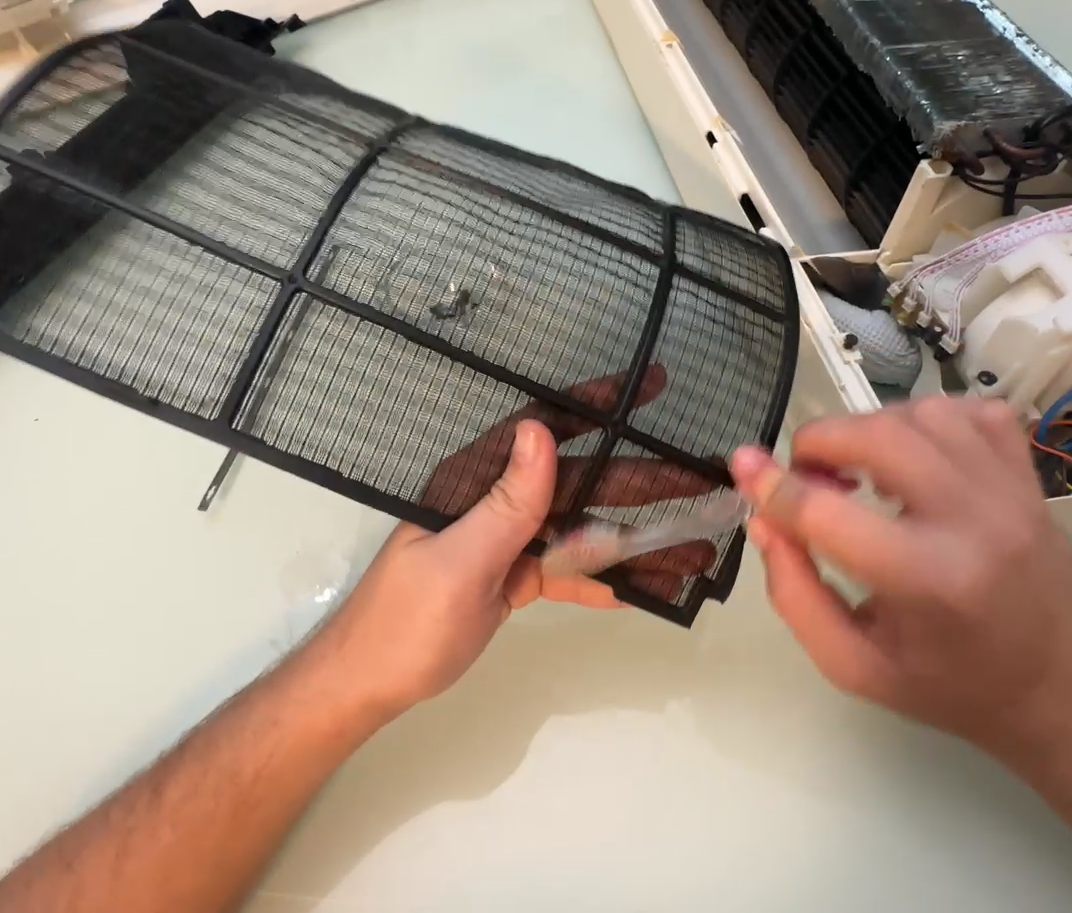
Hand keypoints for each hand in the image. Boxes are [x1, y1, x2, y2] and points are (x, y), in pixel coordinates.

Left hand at [311, 371, 713, 716]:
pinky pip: (565, 571)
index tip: (648, 387)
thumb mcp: (459, 562)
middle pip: (577, 483)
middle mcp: (494, 502)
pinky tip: (643, 590)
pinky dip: (600, 582)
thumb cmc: (404, 621)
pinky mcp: (511, 576)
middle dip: (640, 483)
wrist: (370, 683)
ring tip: (692, 553)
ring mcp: (505, 540)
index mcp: (474, 482)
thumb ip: (506, 503)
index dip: (596, 406)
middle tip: (701, 485)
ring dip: (632, 543)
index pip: (542, 431)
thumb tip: (540, 431)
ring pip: (579, 530)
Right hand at [730, 395, 1071, 756]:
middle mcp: (974, 523)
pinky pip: (974, 412)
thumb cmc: (945, 685)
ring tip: (861, 469)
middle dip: (819, 442)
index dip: (770, 485)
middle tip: (808, 476)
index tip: (742, 467)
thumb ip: (794, 593)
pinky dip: (930, 420)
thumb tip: (762, 519)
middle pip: (877, 436)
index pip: (825, 511)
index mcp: (926, 581)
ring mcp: (1011, 493)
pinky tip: (915, 455)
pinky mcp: (1029, 479)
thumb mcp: (851, 666)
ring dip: (872, 429)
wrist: (1060, 692)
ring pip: (922, 413)